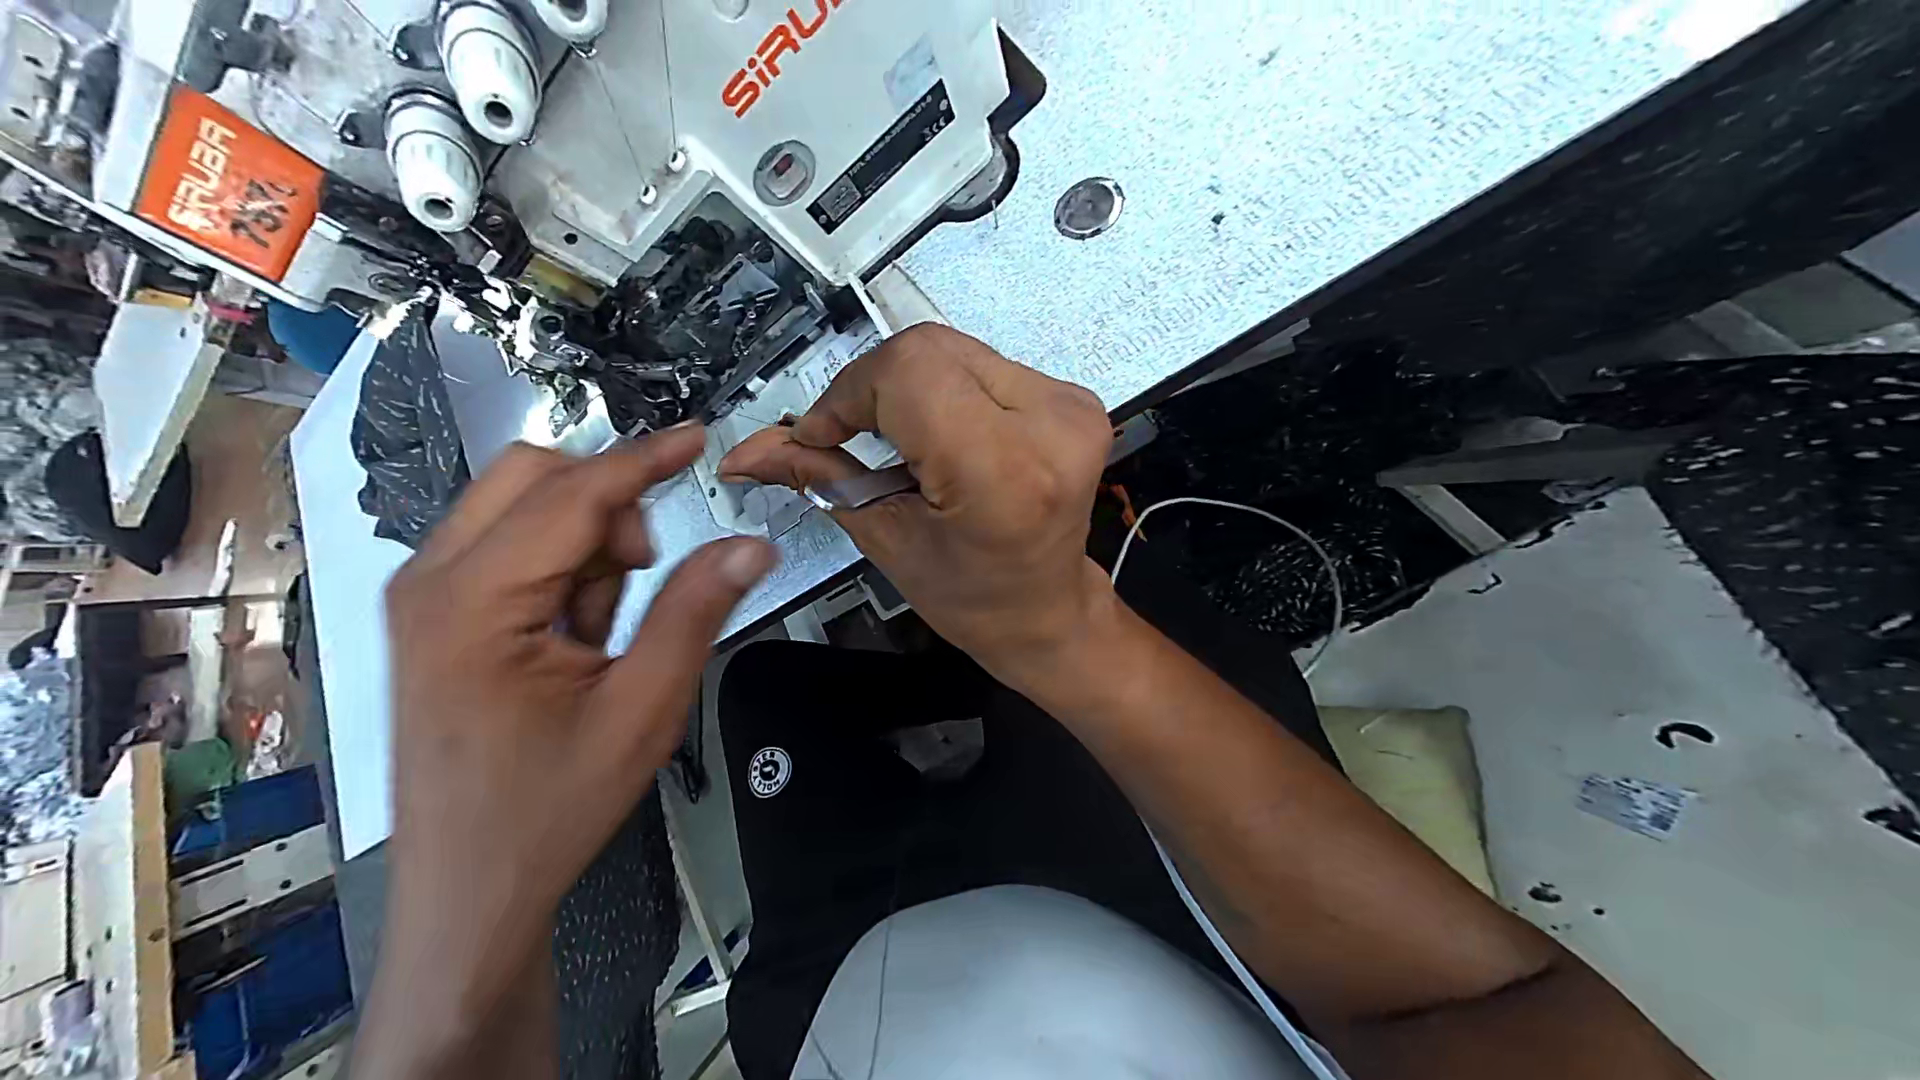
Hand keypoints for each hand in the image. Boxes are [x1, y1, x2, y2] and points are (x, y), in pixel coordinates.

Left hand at [378, 427, 775, 1030]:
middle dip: (609, 504)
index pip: (574, 493)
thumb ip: (695, 612)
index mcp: (473, 601)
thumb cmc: (553, 804)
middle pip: (533, 479)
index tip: (699, 438)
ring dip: (588, 544)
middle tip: (647, 571)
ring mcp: (426, 598)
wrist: (472, 888)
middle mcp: (431, 581)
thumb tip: (751, 545)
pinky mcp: (438, 616)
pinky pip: (514, 549)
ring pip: (525, 509)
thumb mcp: (644, 708)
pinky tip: (580, 635)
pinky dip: (565, 570)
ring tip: (607, 627)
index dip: (645, 458)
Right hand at [720, 323, 1114, 681]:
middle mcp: (1049, 428)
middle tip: (852, 434)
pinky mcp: (1071, 399)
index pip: (905, 374)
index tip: (823, 432)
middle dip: (870, 387)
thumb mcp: (888, 541)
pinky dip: (943, 390)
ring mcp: (1068, 407)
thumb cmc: (978, 598)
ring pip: (951, 349)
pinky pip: (982, 363)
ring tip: (904, 444)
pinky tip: (941, 435)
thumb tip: (753, 451)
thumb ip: (819, 478)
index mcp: (1004, 473)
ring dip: (907, 388)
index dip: (848, 394)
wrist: (1043, 609)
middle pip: (925, 350)